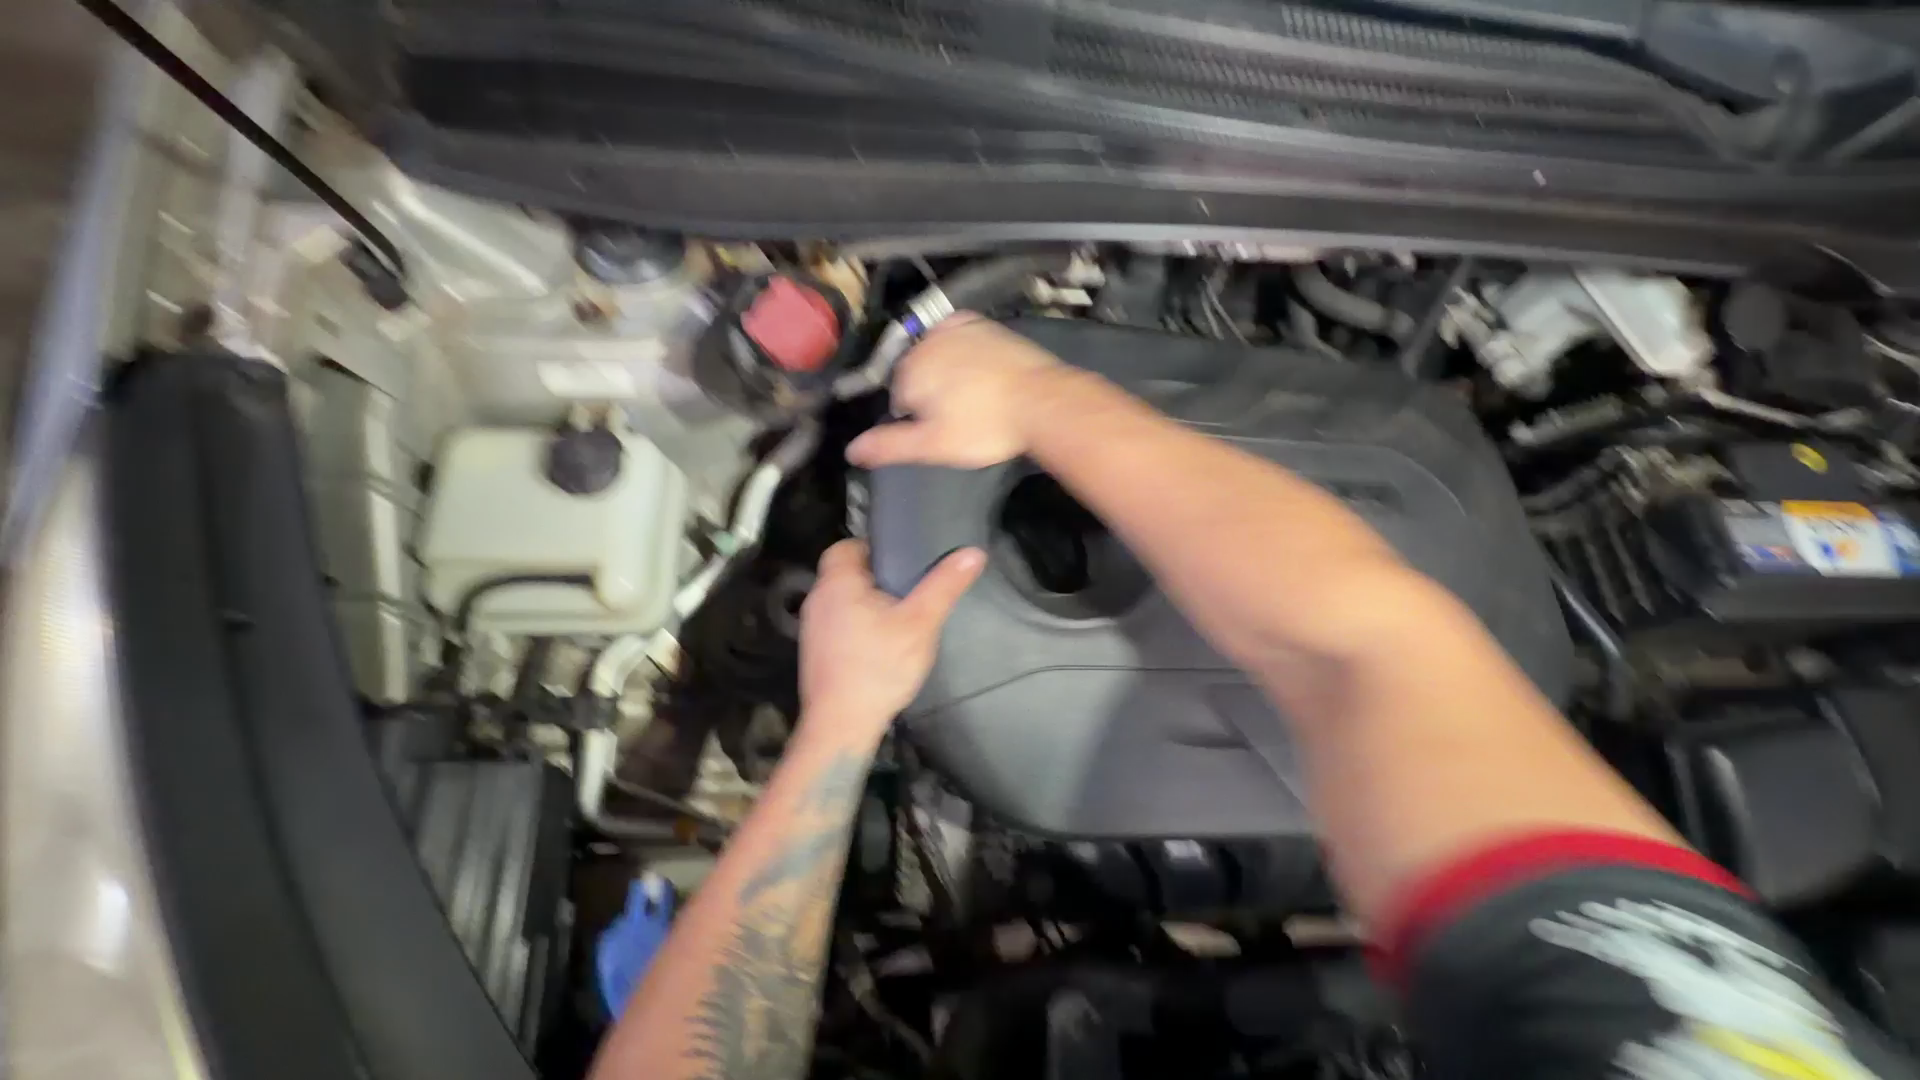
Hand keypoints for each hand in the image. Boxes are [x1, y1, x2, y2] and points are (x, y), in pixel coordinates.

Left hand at [798, 539, 985, 738]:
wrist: (842, 724)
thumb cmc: (879, 667)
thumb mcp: (920, 623)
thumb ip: (944, 586)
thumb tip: (973, 552)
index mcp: (837, 582)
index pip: (847, 545)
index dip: (873, 547)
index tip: (902, 559)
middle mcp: (818, 599)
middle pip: (845, 572)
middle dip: (876, 576)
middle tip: (908, 586)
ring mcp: (812, 628)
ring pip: (842, 600)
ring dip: (867, 602)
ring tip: (900, 614)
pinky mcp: (816, 653)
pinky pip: (838, 625)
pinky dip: (858, 625)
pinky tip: (881, 644)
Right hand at [845, 316, 1068, 469]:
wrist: (1041, 401)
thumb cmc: (986, 426)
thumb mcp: (933, 445)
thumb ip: (889, 445)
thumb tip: (851, 450)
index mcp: (909, 372)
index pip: (897, 399)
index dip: (914, 418)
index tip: (938, 429)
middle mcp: (925, 343)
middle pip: (913, 373)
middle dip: (927, 393)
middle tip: (957, 417)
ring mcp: (954, 330)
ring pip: (933, 353)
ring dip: (943, 372)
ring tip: (971, 397)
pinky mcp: (979, 325)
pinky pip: (955, 332)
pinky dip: (957, 345)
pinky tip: (970, 364)